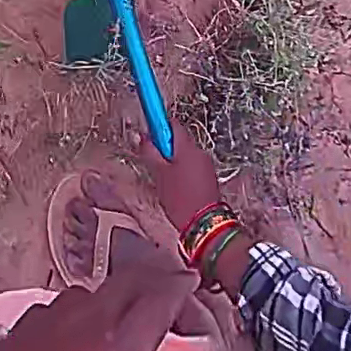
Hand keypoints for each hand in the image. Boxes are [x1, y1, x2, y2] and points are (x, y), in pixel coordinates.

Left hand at [0, 251, 199, 350]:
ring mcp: (42, 325)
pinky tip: (74, 340)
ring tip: (125, 321)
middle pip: (123, 284)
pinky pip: (51, 311)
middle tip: (171, 287)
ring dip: (109, 299)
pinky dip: (73, 315)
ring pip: (85, 294)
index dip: (178, 287)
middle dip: (150, 280)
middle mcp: (79, 325)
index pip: (156, 302)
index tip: (189, 280)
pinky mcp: (13, 336)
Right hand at [136, 122, 221, 239]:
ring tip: (163, 179)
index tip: (148, 131)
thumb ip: (149, 151)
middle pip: (178, 139)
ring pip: (184, 155)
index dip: (158, 125)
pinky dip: (182, 171)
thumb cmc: (180, 198)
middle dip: (164, 147)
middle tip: (153, 162)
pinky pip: (192, 167)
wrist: (205, 226)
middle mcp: (200, 152)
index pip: (171, 123)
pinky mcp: (208, 179)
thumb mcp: (159, 173)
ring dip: (173, 161)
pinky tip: (175, 188)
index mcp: (187, 147)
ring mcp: (206, 166)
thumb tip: (142, 136)